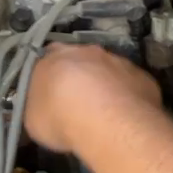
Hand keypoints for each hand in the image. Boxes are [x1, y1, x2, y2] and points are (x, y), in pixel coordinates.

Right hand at [23, 44, 161, 152]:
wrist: (107, 121)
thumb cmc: (59, 117)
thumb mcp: (31, 118)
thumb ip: (34, 107)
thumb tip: (37, 110)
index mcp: (51, 57)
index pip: (43, 58)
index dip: (47, 75)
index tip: (47, 91)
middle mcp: (84, 51)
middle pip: (78, 59)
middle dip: (76, 75)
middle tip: (74, 100)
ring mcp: (116, 60)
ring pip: (106, 69)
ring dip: (103, 84)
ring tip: (101, 111)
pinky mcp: (141, 76)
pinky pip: (130, 84)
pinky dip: (126, 95)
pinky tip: (124, 116)